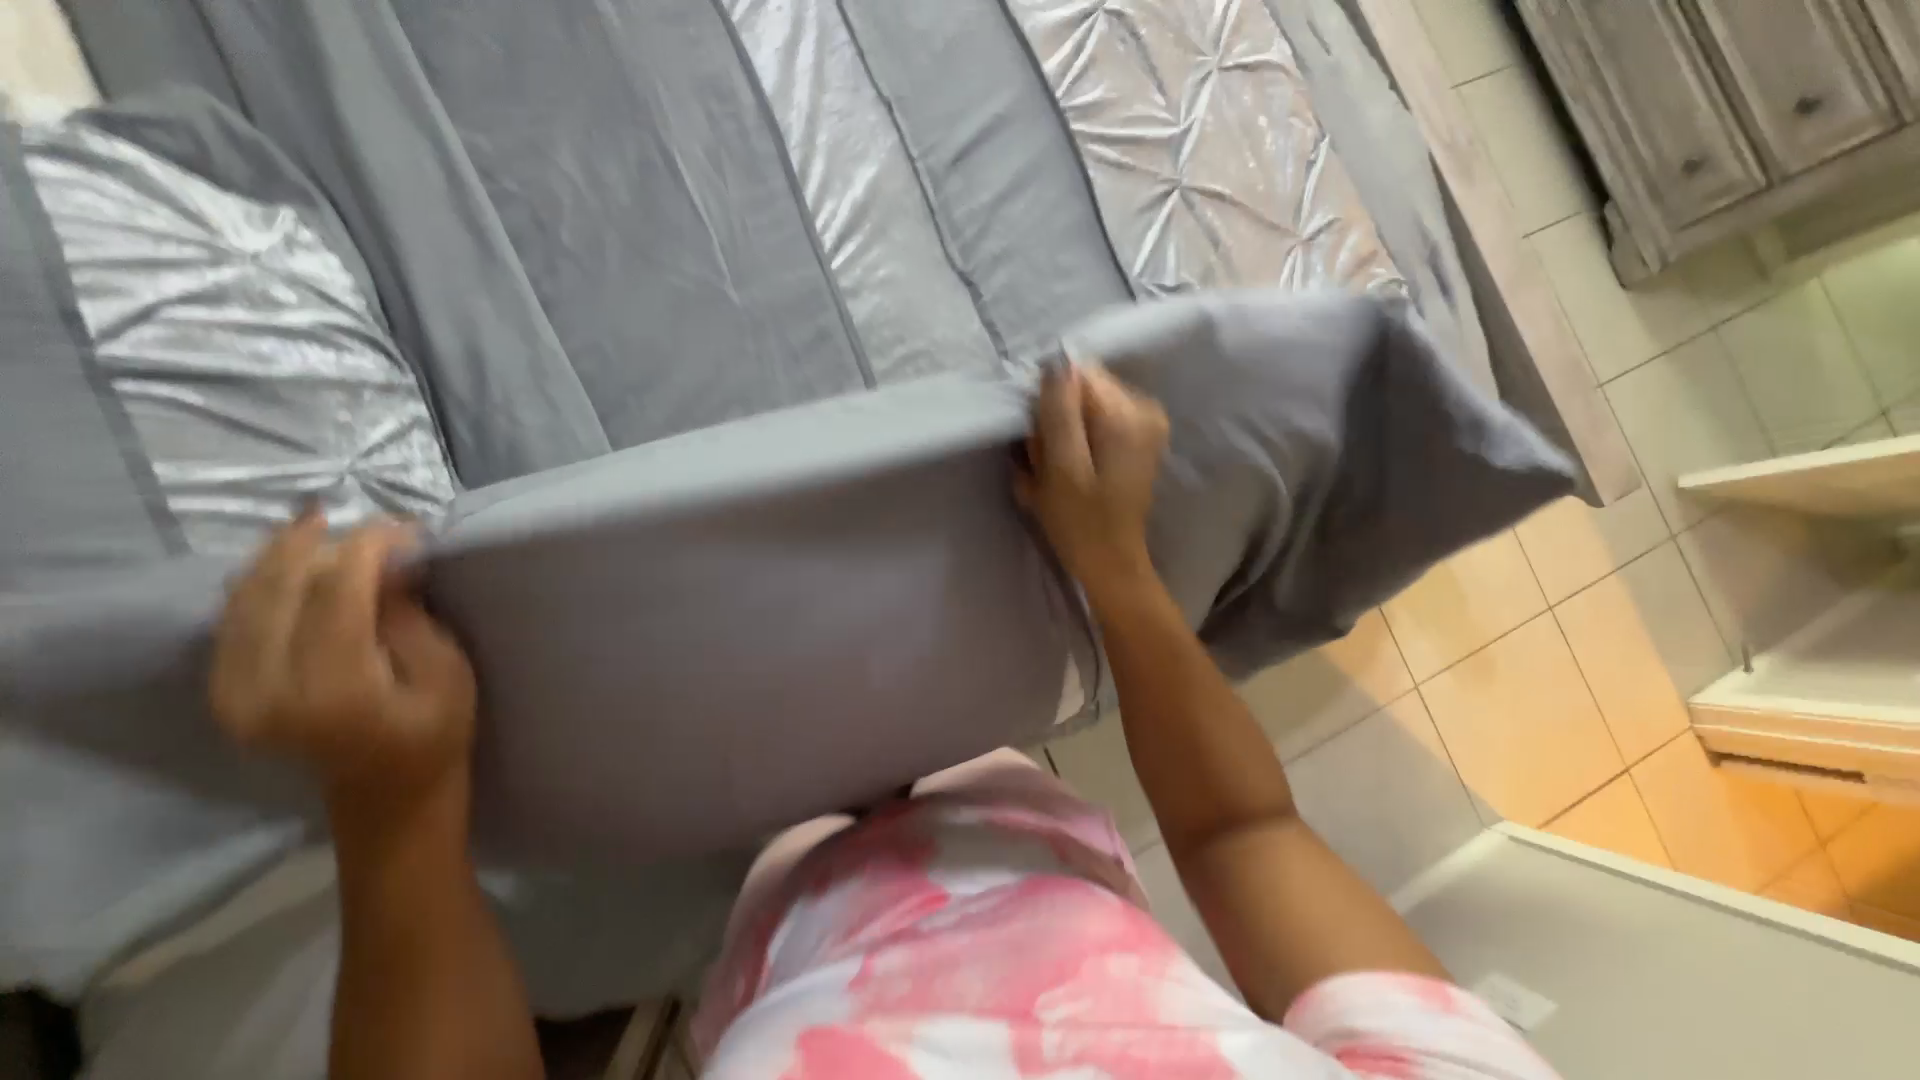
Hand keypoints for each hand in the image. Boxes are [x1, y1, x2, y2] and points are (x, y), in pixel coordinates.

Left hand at [209, 511, 477, 820]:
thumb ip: (409, 615)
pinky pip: (231, 617)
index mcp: (335, 690)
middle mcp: (268, 690)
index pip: (335, 593)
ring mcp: (235, 692)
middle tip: (365, 520)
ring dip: (282, 553)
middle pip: (280, 587)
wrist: (386, 792)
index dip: (366, 547)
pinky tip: (287, 558)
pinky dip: (258, 579)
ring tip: (321, 523)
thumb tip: (387, 560)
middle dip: (323, 543)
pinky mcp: (224, 690)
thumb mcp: (446, 672)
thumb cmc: (435, 733)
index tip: (405, 526)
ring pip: (245, 596)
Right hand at [1017, 366, 1169, 603]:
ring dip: (1064, 431)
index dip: (1048, 401)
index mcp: (1128, 414)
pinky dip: (1077, 440)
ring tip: (1058, 467)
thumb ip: (1058, 411)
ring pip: (1086, 404)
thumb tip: (1056, 361)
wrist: (1110, 563)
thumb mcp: (1060, 468)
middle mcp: (1145, 408)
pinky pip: (1096, 420)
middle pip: (1083, 387)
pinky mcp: (1139, 437)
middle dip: (1056, 418)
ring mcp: (1147, 423)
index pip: (1076, 374)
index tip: (1038, 439)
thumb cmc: (1080, 522)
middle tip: (1046, 459)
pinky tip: (1073, 468)